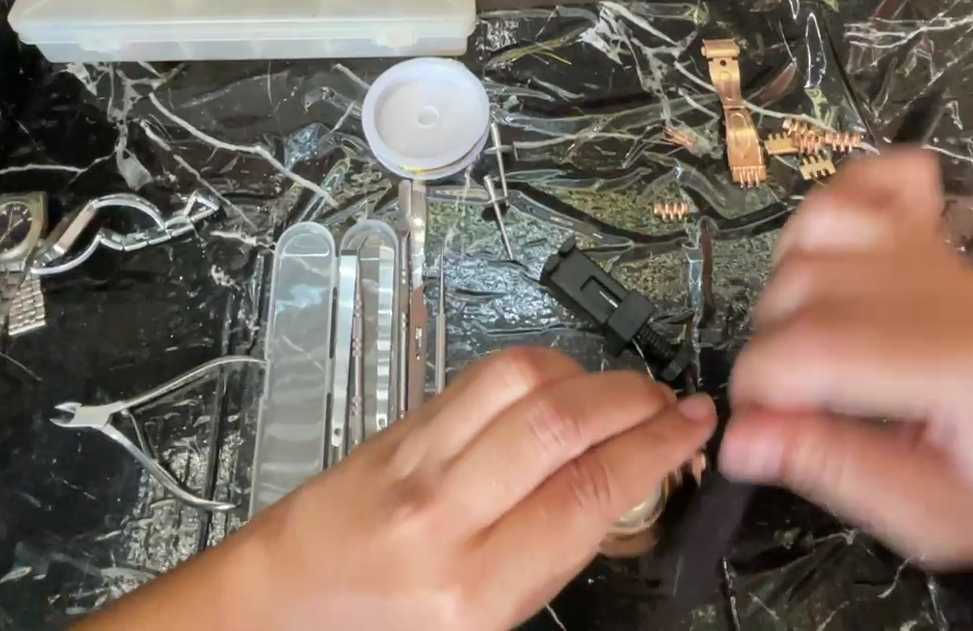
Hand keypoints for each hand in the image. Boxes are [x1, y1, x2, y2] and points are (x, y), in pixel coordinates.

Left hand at [84, 347, 714, 630]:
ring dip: (588, 375)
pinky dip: (538, 368)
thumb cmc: (380, 629)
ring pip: (520, 381)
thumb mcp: (484, 622)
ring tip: (622, 390)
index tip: (693, 431)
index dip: (656, 452)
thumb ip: (553, 554)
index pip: (588, 496)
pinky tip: (559, 383)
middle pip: (559, 425)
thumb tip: (621, 495)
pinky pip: (481, 377)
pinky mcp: (404, 424)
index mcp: (474, 590)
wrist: (278, 604)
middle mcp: (446, 514)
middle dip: (634, 401)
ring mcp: (420, 456)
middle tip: (674, 401)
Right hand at [719, 149, 972, 567]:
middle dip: (768, 339)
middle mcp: (951, 289)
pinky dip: (832, 199)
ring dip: (784, 282)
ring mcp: (940, 249)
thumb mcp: (922, 516)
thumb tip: (735, 439)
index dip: (758, 381)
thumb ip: (830, 470)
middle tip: (790, 393)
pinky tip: (829, 252)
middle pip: (804, 279)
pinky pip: (865, 179)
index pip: (818, 346)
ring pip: (816, 225)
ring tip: (804, 334)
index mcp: (961, 367)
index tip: (755, 423)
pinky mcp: (928, 228)